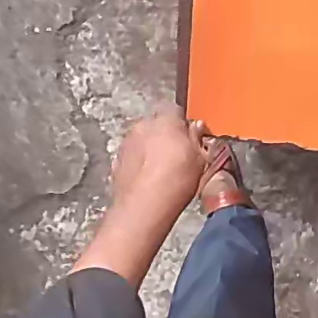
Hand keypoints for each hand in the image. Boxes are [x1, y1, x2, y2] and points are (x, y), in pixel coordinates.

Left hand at [107, 105, 209, 221]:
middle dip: (165, 136)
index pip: (175, 110)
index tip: (191, 139)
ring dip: (150, 150)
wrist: (143, 207)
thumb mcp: (201, 160)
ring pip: (142, 140)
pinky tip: (149, 181)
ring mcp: (126, 143)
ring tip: (163, 173)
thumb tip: (197, 129)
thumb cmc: (175, 181)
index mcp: (165, 120)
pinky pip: (131, 157)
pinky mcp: (116, 161)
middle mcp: (142, 126)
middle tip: (179, 157)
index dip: (183, 125)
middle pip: (156, 124)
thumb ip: (198, 139)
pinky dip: (139, 164)